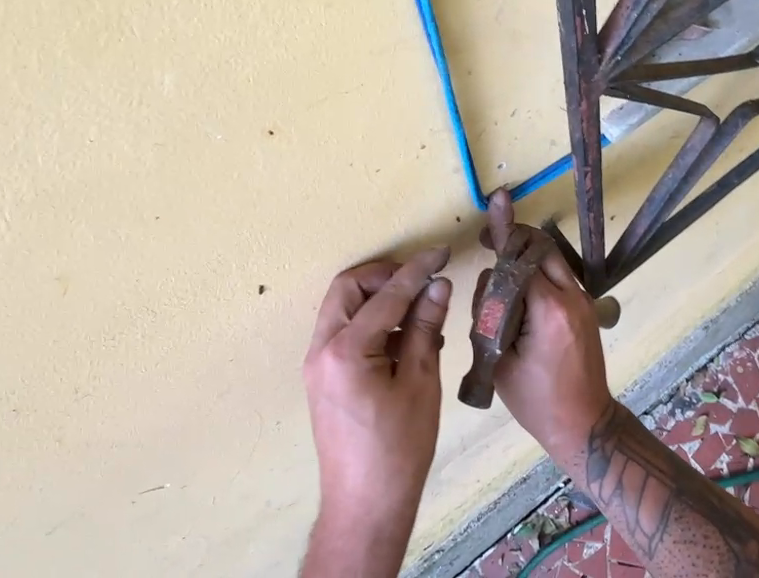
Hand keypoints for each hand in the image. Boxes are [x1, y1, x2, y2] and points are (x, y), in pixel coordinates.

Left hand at [300, 246, 451, 577]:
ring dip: (378, 299)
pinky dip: (371, 322)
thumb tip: (437, 286)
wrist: (365, 506)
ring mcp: (317, 364)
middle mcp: (321, 350)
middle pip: (348, 288)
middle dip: (385, 276)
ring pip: (343, 308)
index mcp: (345, 350)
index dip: (417, 270)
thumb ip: (425, 327)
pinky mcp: (323, 377)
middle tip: (421, 281)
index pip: (386, 294)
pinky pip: (344, 331)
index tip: (441, 253)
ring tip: (420, 313)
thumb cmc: (398, 448)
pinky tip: (405, 338)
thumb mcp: (420, 382)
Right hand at [476, 190, 612, 457]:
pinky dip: (537, 272)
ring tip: (500, 267)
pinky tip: (518, 291)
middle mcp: (572, 297)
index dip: (505, 231)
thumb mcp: (500, 362)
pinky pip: (558, 276)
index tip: (498, 200)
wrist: (585, 423)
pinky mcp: (586, 308)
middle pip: (542, 248)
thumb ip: (491, 316)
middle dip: (515, 237)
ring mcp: (584, 301)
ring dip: (526, 254)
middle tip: (489, 239)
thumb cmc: (537, 401)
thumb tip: (490, 282)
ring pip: (552, 259)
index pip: (521, 259)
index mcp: (549, 311)